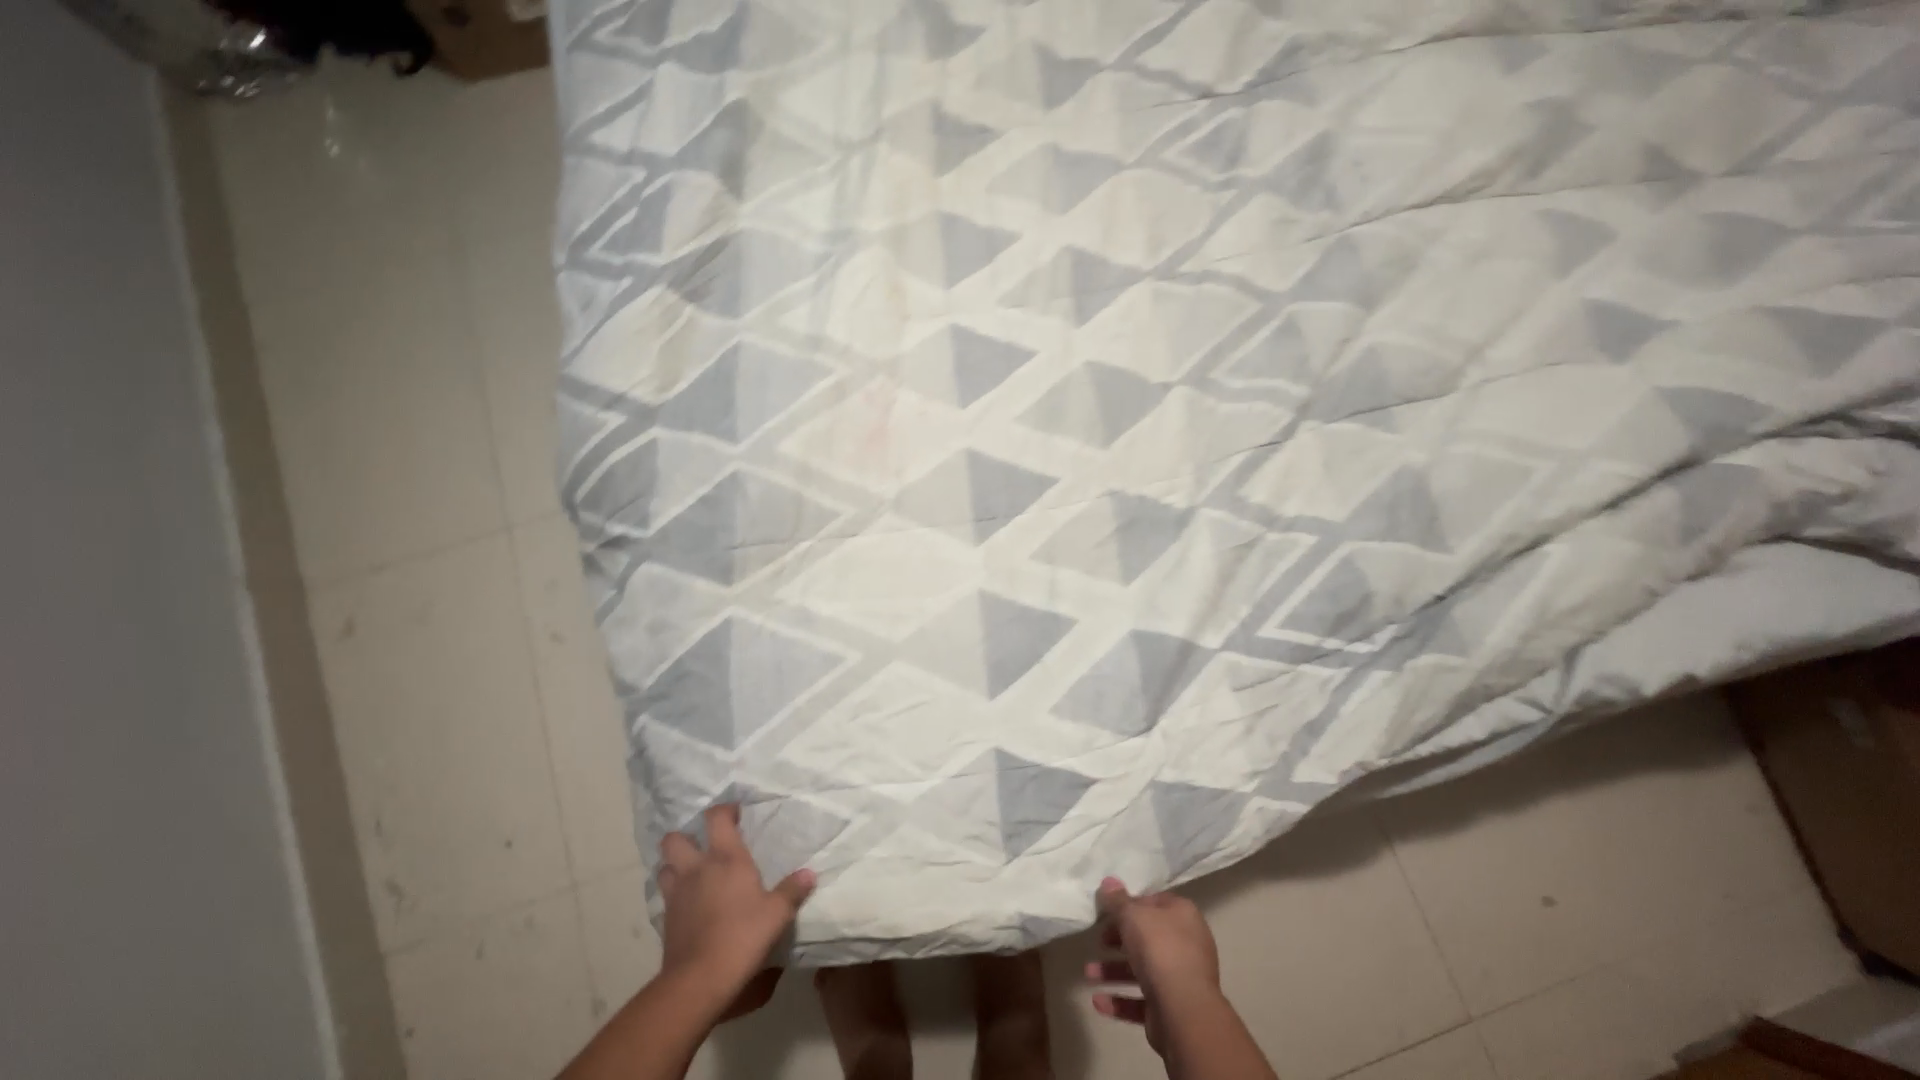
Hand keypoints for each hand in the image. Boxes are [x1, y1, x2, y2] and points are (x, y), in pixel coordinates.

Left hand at [657, 804, 815, 1011]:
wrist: (701, 977)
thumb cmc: (743, 936)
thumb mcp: (777, 913)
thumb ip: (793, 890)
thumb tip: (809, 873)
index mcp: (726, 859)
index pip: (716, 818)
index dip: (724, 810)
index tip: (736, 814)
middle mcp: (697, 869)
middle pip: (675, 839)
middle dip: (686, 837)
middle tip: (704, 845)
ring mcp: (677, 893)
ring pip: (665, 866)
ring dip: (675, 865)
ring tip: (692, 873)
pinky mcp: (666, 918)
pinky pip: (666, 895)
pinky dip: (675, 894)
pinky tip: (689, 904)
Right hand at [1085, 877, 1222, 1055]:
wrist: (1183, 1010)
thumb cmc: (1159, 949)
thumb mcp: (1133, 915)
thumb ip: (1118, 900)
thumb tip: (1108, 881)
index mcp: (1183, 916)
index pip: (1156, 902)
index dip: (1131, 904)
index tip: (1107, 910)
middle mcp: (1186, 945)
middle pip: (1147, 938)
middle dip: (1118, 940)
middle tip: (1099, 940)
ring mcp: (1180, 979)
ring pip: (1142, 970)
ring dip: (1113, 971)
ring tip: (1088, 974)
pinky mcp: (1170, 1008)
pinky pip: (1140, 1001)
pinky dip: (1119, 1000)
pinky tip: (1097, 1001)